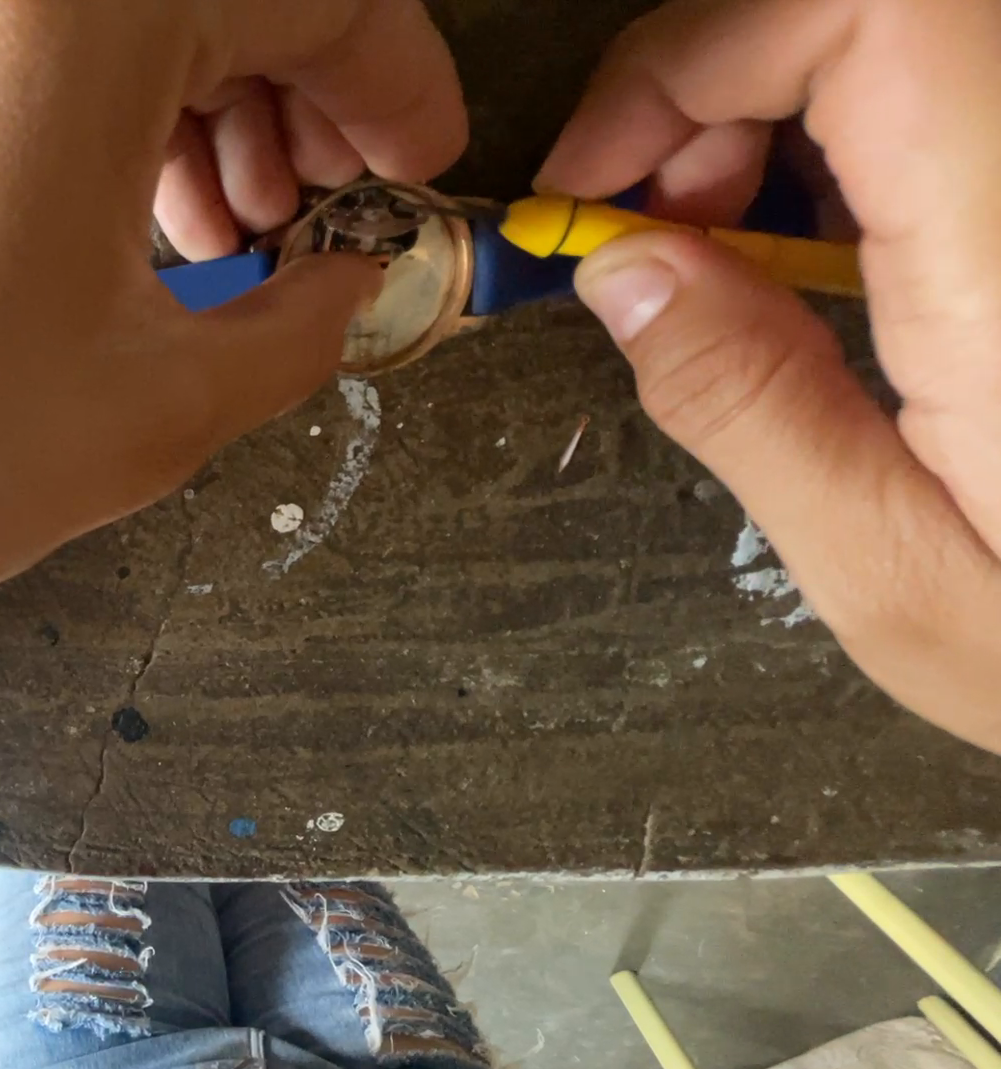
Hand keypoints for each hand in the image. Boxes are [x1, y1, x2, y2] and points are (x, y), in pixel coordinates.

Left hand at [0, 0, 467, 746]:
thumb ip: (301, 321)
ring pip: (101, 10)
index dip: (392, 75)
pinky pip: (9, 44)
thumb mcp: (161, 405)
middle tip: (310, 215)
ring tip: (218, 237)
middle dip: (293, 87)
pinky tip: (115, 219)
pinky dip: (93, 112)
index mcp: (62, 6)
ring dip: (193, 103)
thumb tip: (359, 276)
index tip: (413, 163)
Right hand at [540, 0, 1000, 748]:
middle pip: (877, 7)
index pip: (875, 15)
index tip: (580, 188)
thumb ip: (745, 403)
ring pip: (898, 42)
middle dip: (701, 106)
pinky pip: (935, 105)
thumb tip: (616, 270)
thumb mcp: (891, 566)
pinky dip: (819, 155)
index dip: (686, 66)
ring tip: (708, 261)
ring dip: (752, 131)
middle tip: (644, 247)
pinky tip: (796, 254)